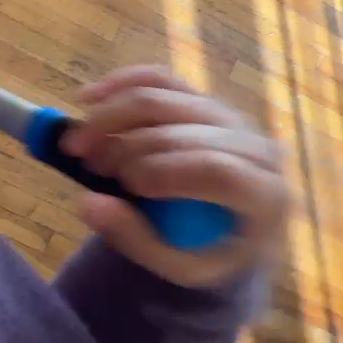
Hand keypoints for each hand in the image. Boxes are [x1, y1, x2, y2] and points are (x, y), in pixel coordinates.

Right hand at [60, 67, 287, 286]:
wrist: (225, 226)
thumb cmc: (206, 250)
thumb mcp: (176, 265)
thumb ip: (135, 239)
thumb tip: (88, 204)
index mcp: (265, 196)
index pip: (218, 171)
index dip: (165, 171)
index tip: (123, 184)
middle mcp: (254, 147)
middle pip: (179, 129)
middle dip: (121, 144)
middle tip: (83, 164)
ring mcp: (226, 115)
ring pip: (160, 98)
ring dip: (108, 117)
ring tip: (77, 143)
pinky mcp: (200, 96)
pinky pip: (158, 77)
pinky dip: (117, 82)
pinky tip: (86, 98)